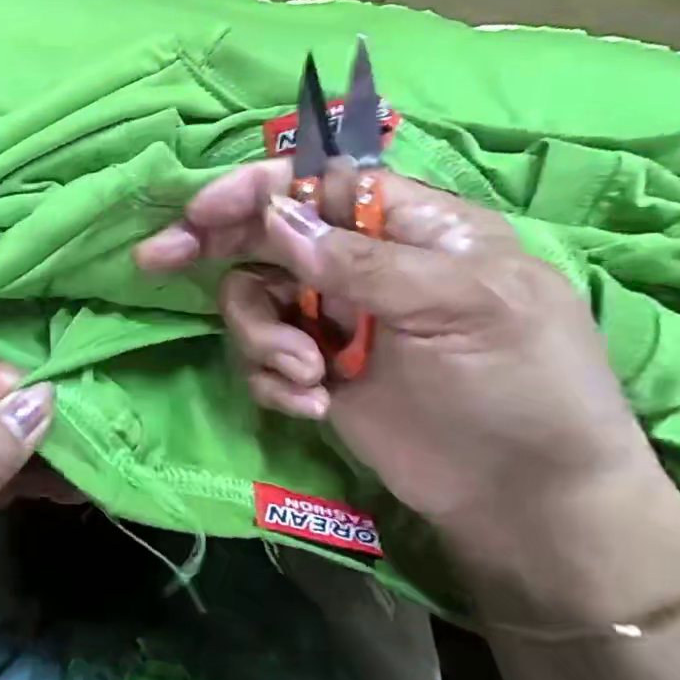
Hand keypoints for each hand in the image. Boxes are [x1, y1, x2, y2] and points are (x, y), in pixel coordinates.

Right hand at [135, 162, 679, 597]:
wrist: (523, 495)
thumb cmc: (519, 381)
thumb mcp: (464, 303)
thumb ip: (366, 261)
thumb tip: (277, 219)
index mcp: (406, 224)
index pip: (315, 183)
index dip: (254, 190)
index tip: (200, 213)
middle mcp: (359, 262)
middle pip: (266, 233)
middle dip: (210, 244)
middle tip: (156, 259)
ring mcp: (333, 319)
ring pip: (253, 300)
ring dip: (260, 336)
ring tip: (305, 375)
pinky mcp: (316, 371)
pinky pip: (262, 358)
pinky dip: (272, 379)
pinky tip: (312, 405)